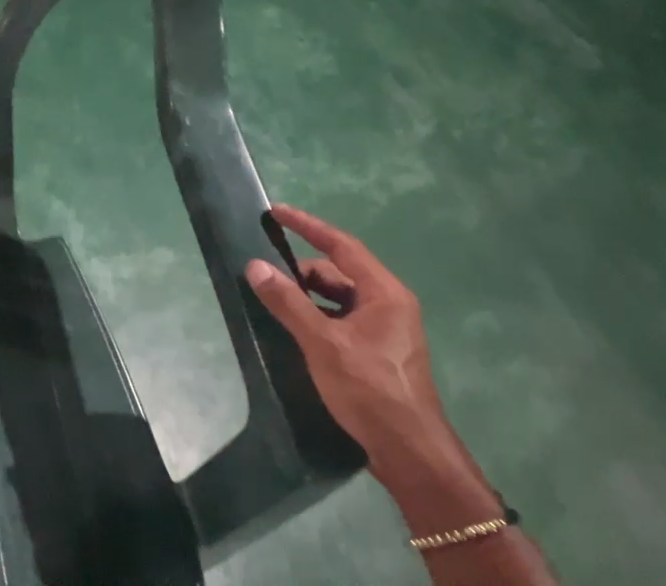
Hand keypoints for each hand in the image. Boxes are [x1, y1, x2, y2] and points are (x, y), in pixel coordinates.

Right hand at [245, 208, 499, 531]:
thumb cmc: (369, 389)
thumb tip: (255, 266)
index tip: (276, 213)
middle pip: (339, 273)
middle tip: (264, 276)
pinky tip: (294, 331)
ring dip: (308, 298)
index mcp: (385, 294)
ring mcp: (386, 331)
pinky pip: (342, 321)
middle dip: (301, 272)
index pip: (341, 246)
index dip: (308, 226)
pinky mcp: (379, 353)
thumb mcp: (322, 343)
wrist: (410, 452)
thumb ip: (288, 303)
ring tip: (273, 303)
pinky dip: (317, 318)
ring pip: (339, 300)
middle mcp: (389, 305)